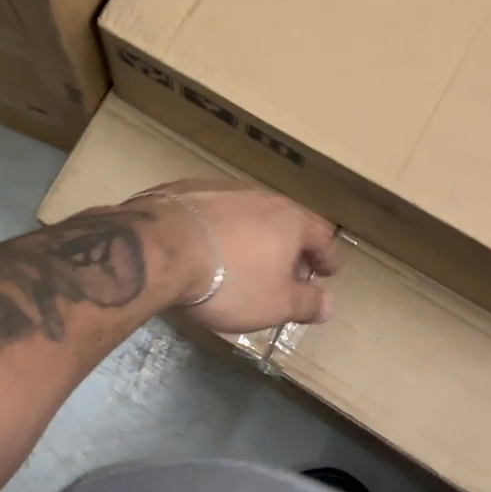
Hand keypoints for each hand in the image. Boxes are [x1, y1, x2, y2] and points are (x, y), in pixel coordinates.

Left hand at [133, 180, 343, 333]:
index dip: (327, 256)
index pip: (320, 235)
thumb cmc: (229, 280)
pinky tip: (206, 244)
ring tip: (246, 258)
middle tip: (288, 269)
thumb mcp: (276, 304)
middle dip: (288, 244)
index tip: (328, 272)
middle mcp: (256, 194)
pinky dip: (217, 227)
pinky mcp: (182, 190)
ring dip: (251, 233)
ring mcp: (217, 187)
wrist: (161, 247)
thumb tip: (329, 301)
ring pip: (245, 210)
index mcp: (287, 219)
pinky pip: (210, 209)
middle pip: (282, 218)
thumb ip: (306, 302)